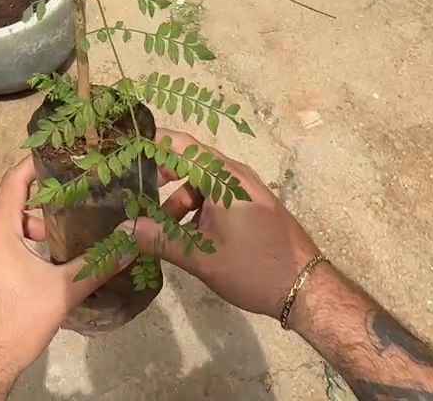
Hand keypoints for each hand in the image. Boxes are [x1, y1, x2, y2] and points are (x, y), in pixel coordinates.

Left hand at [0, 155, 119, 399]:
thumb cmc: (17, 323)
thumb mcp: (63, 292)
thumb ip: (98, 263)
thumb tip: (130, 243)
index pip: (13, 179)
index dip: (33, 164)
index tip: (55, 158)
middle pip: (0, 197)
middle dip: (29, 193)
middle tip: (59, 194)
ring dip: (16, 219)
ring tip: (45, 234)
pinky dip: (0, 237)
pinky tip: (22, 260)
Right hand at [129, 131, 318, 317]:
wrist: (308, 290)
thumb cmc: (254, 267)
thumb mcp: (202, 257)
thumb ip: (160, 239)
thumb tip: (124, 229)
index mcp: (221, 176)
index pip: (179, 144)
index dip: (151, 143)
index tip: (125, 149)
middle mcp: (233, 173)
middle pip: (188, 162)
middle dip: (160, 176)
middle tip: (134, 192)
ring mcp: (244, 188)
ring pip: (201, 183)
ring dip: (178, 199)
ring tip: (159, 227)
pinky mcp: (251, 204)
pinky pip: (216, 194)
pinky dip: (197, 207)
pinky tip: (187, 235)